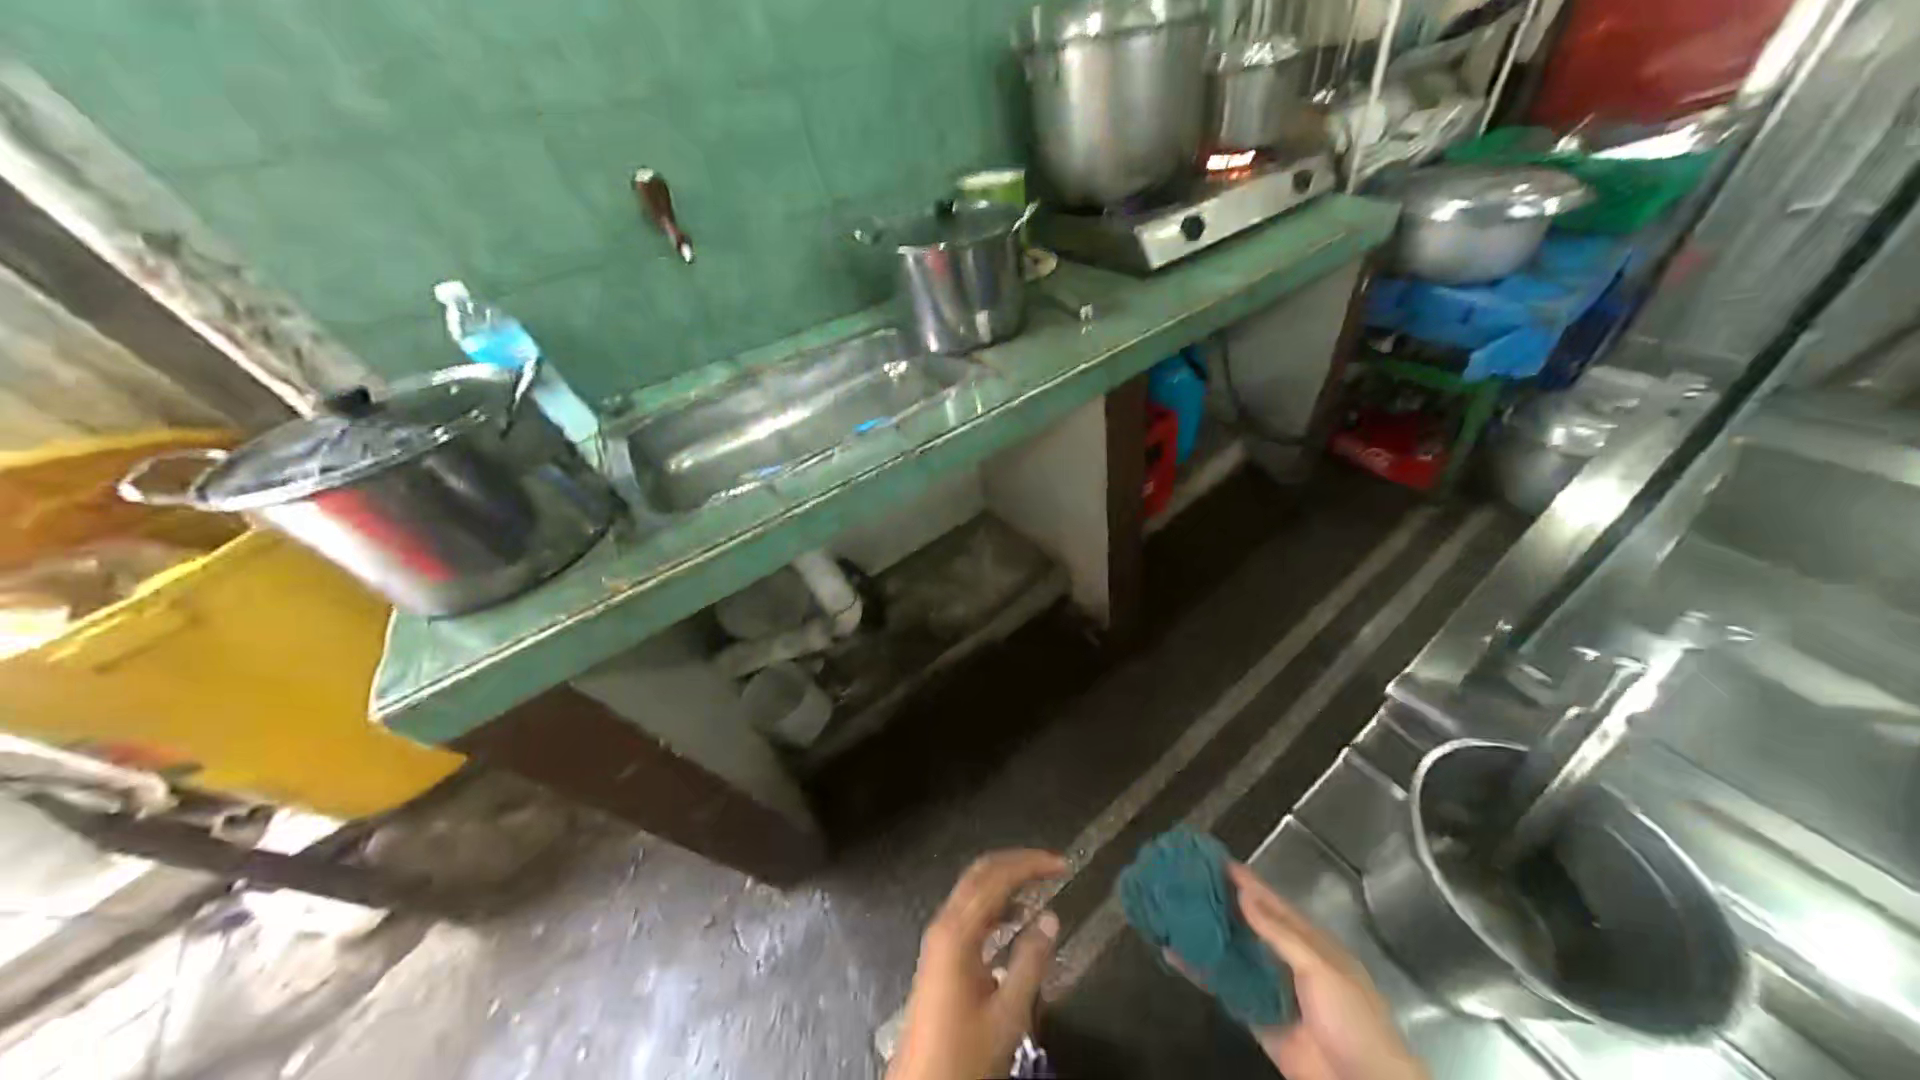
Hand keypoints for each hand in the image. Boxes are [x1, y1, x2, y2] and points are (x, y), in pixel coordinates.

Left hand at [887, 849, 1066, 1079]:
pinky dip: (995, 903)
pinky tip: (1018, 918)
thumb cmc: (966, 1052)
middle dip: (1018, 863)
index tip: (1063, 865)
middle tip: (1055, 867)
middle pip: (981, 874)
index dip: (1030, 864)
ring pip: (974, 890)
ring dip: (1007, 881)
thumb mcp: (1007, 1013)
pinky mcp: (941, 952)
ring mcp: (939, 937)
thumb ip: (1030, 962)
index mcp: (957, 931)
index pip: (995, 876)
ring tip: (1042, 886)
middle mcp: (944, 923)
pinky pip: (969, 911)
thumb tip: (1052, 916)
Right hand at [1179, 863, 1426, 1079]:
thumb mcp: (1322, 970)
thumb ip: (1281, 934)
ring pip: (1230, 951)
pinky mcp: (1254, 1014)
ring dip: (1203, 933)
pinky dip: (1198, 970)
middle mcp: (1285, 958)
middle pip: (1246, 923)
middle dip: (1218, 902)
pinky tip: (1172, 954)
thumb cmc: (1353, 1020)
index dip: (1244, 880)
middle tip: (1183, 879)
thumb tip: (1244, 894)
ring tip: (1170, 910)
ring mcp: (1268, 987)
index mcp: (1308, 942)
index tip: (1213, 858)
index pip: (1271, 902)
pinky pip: (1222, 987)